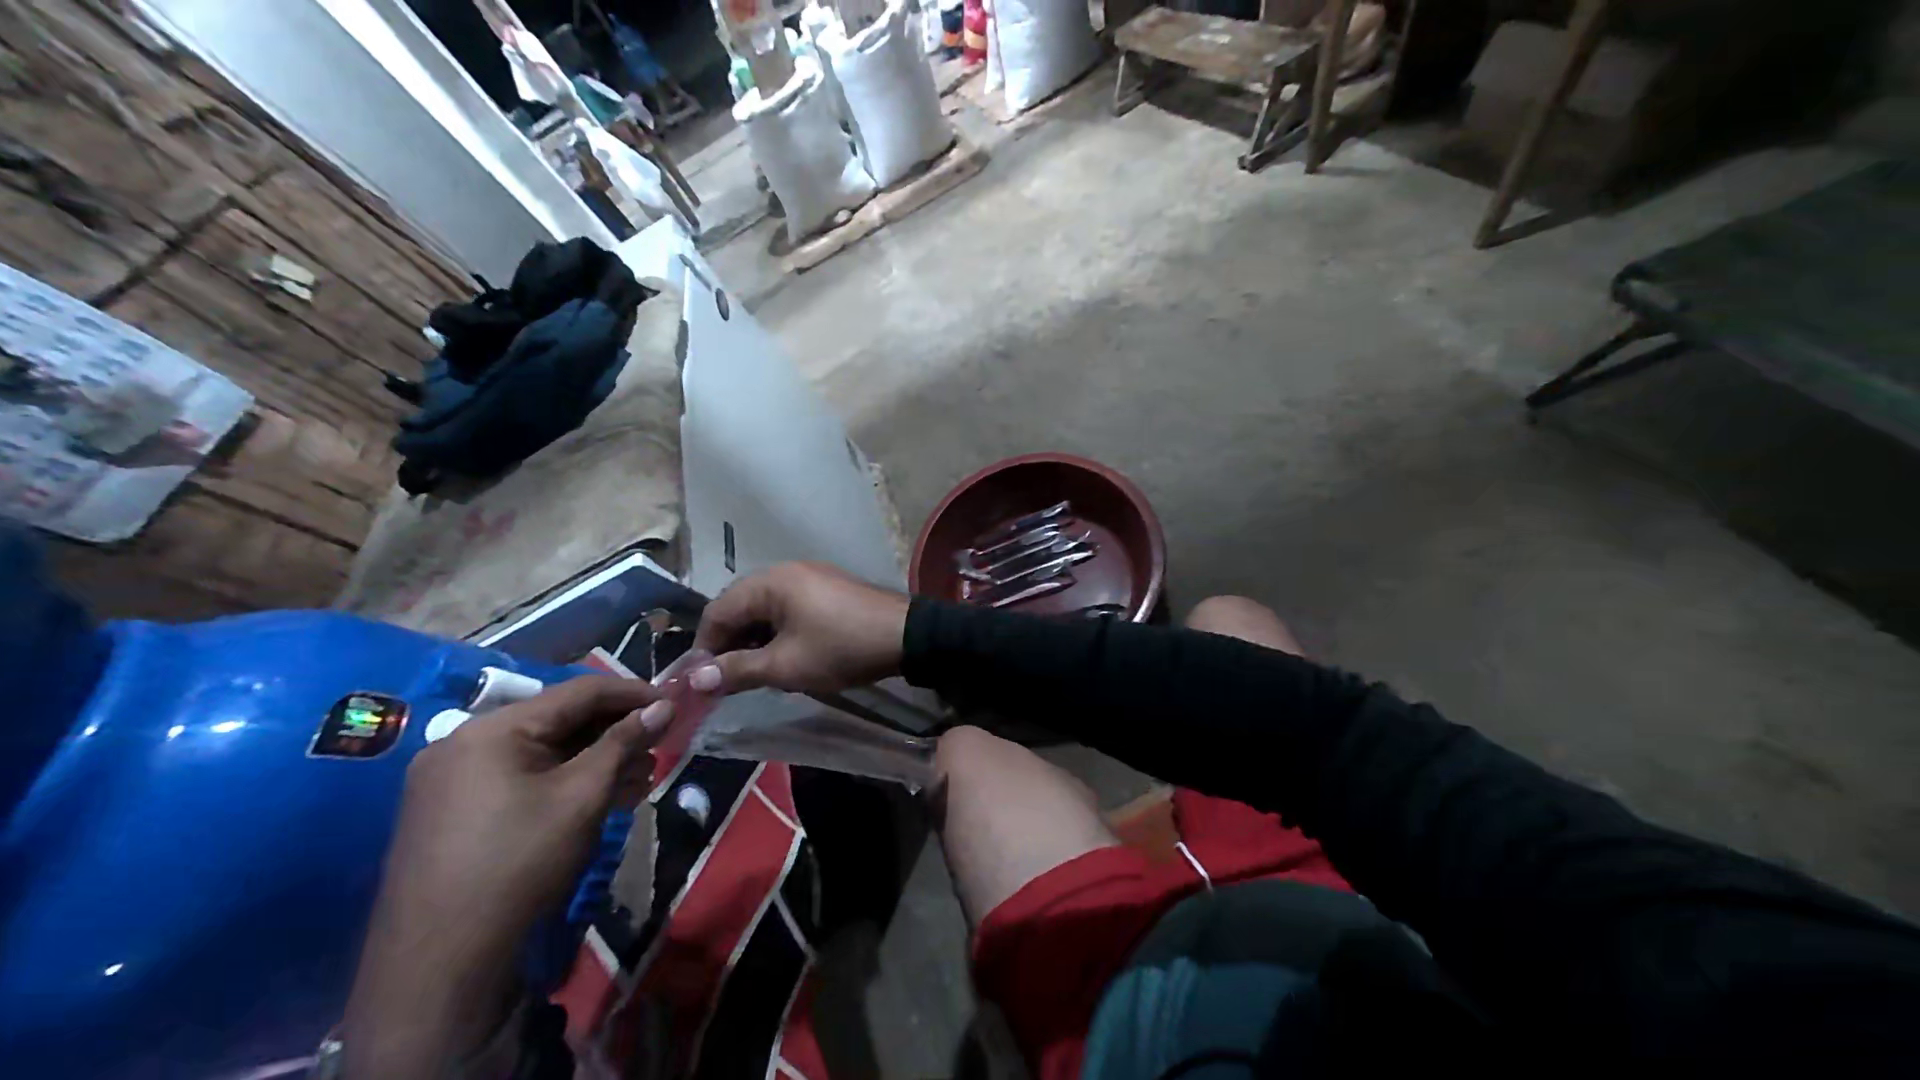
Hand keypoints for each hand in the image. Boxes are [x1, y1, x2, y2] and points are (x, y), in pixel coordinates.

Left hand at [344, 676, 668, 1076]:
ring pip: (541, 751)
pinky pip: (519, 777)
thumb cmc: (519, 863)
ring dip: (594, 758)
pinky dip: (562, 780)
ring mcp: (452, 778)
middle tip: (659, 746)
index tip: (674, 703)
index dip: (633, 694)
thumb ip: (623, 742)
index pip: (578, 691)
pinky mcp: (452, 810)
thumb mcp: (582, 796)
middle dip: (615, 731)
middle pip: (558, 720)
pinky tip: (600, 797)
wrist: (439, 963)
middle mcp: (464, 742)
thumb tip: (664, 706)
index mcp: (492, 729)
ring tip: (639, 777)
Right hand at [691, 561, 909, 694]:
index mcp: (769, 582)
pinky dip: (778, 632)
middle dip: (729, 645)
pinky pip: (787, 608)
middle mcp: (784, 571)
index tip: (703, 684)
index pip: (717, 612)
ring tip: (757, 674)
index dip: (704, 649)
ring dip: (754, 641)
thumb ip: (738, 670)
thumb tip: (695, 679)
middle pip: (738, 607)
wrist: (906, 636)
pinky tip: (785, 657)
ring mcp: (808, 577)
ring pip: (764, 610)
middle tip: (729, 682)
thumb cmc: (840, 648)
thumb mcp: (786, 666)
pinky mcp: (826, 588)